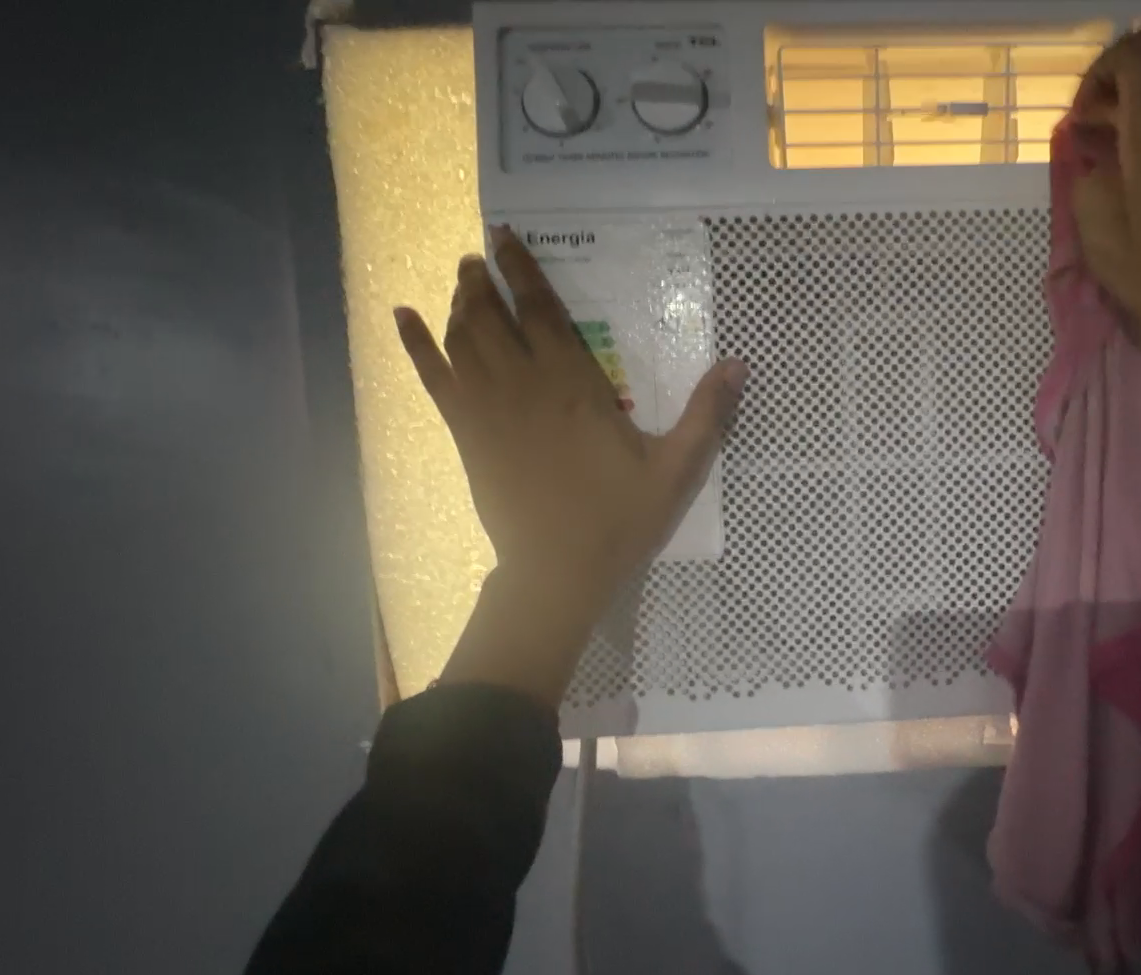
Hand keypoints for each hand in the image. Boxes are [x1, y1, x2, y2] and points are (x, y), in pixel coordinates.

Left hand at [394, 225, 745, 702]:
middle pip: (492, 315)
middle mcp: (523, 384)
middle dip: (483, 279)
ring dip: (458, 302)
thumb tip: (739, 362)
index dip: (522, 270)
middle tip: (481, 256)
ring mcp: (487, 409)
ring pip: (462, 337)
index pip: (542, 311)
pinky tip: (401, 316)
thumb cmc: (620, 519)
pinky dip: (414, 344)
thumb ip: (706, 413)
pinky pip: (433, 378)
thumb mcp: (677, 468)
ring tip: (462, 280)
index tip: (505, 237)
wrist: (560, 571)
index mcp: (574, 385)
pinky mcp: (466, 435)